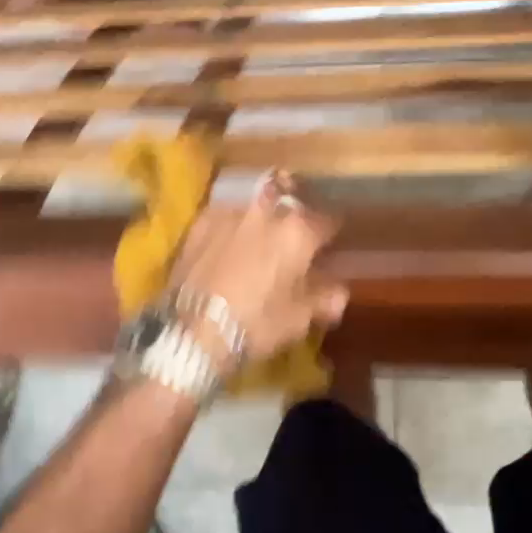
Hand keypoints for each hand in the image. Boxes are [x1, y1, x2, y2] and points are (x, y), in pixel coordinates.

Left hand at [169, 173, 345, 362]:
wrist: (191, 327)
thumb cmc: (254, 324)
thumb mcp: (296, 319)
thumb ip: (322, 300)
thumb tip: (340, 293)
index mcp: (298, 233)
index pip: (327, 222)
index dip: (331, 235)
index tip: (330, 246)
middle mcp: (267, 212)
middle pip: (291, 207)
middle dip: (296, 220)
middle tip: (294, 241)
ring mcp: (232, 212)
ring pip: (257, 206)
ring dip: (263, 218)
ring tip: (260, 238)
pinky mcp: (202, 220)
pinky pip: (227, 215)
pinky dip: (233, 225)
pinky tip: (229, 241)